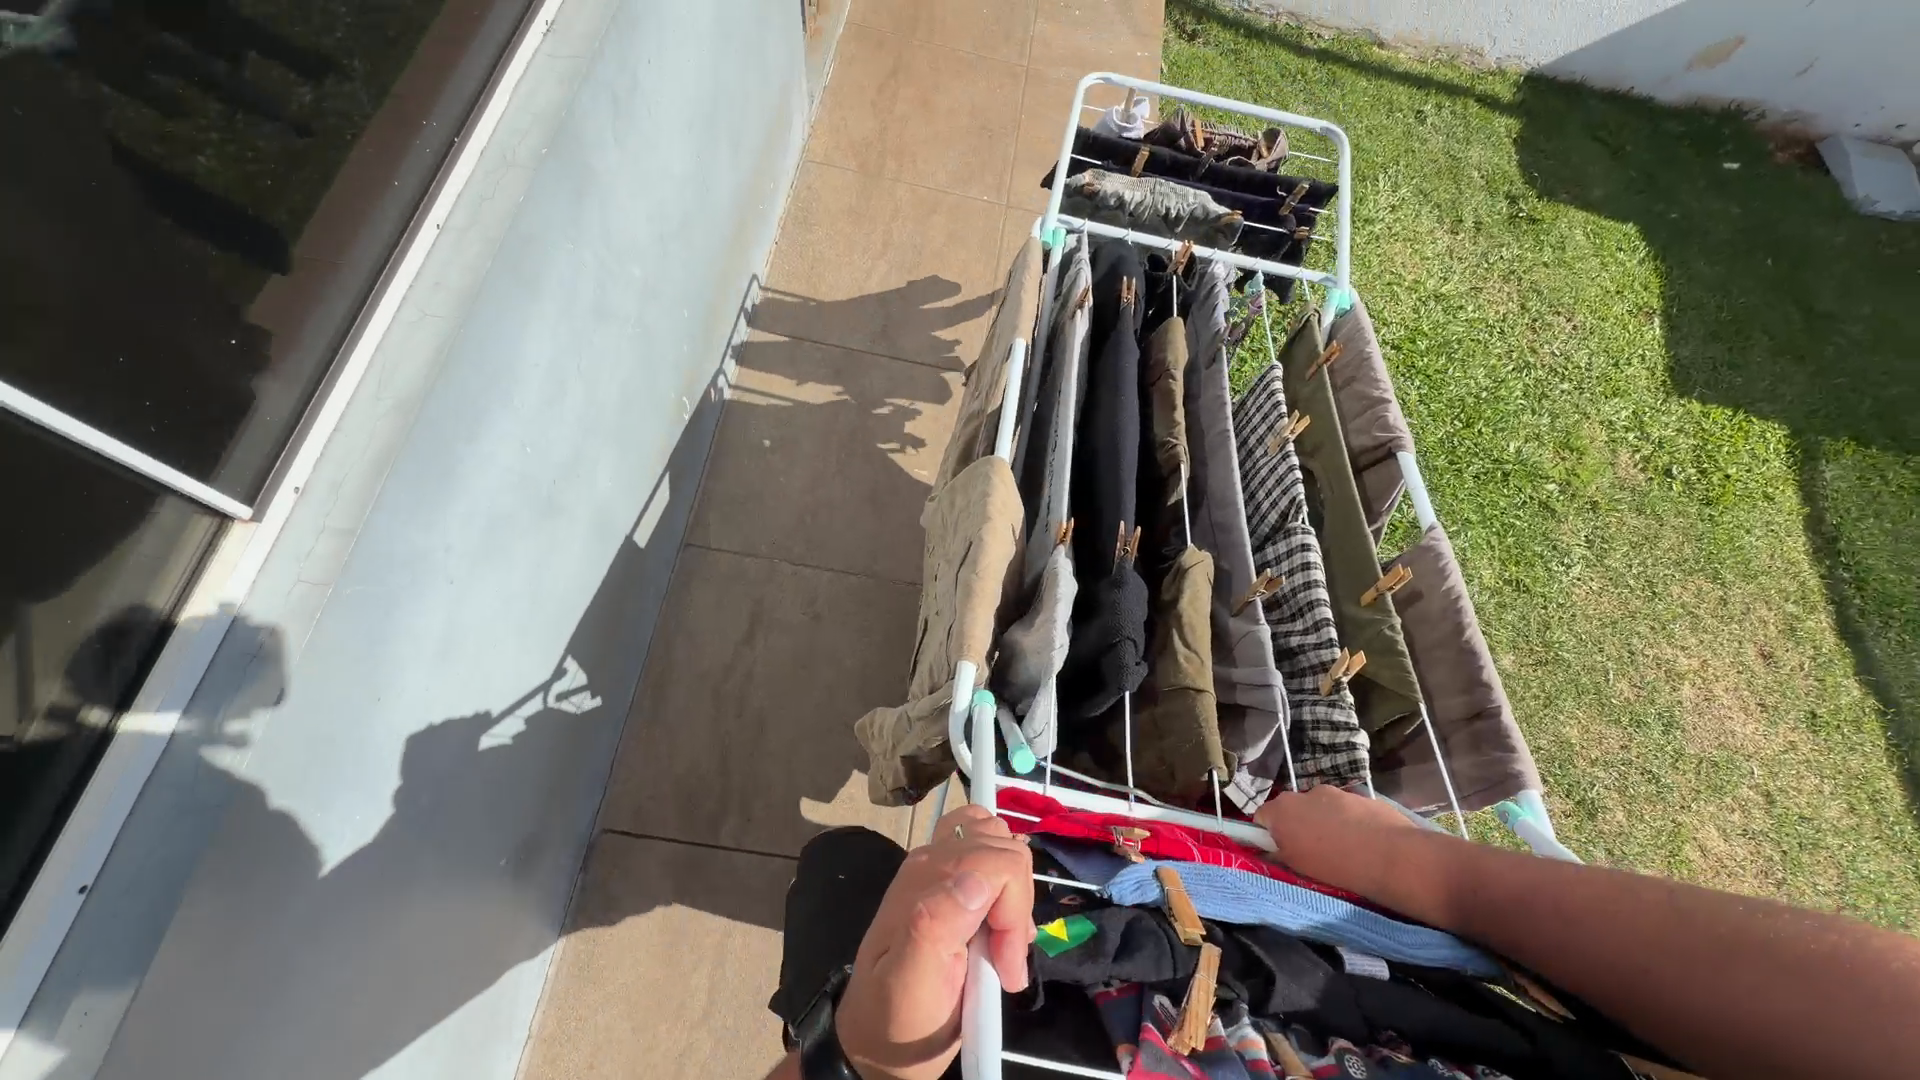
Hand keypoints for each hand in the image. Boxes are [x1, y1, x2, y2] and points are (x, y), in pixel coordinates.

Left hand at [834, 805, 1035, 1079]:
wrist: (881, 1036)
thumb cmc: (898, 1016)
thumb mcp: (911, 982)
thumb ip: (936, 926)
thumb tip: (974, 880)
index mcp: (926, 880)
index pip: (1000, 861)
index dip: (1014, 911)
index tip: (1004, 965)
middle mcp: (933, 860)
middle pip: (1004, 848)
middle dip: (1016, 904)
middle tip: (1003, 960)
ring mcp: (939, 865)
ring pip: (999, 843)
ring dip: (1013, 894)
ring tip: (1000, 946)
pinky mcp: (949, 877)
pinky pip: (991, 854)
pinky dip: (1006, 887)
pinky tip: (997, 930)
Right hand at [1253, 784, 1416, 892]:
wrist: (1392, 857)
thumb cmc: (1335, 865)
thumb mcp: (1297, 867)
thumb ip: (1277, 853)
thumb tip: (1267, 850)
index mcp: (1282, 809)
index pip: (1261, 816)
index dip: (1268, 833)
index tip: (1281, 850)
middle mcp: (1305, 793)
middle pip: (1293, 809)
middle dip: (1299, 826)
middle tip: (1313, 851)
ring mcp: (1336, 792)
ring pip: (1322, 807)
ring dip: (1326, 823)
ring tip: (1344, 848)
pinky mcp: (1362, 797)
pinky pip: (1348, 810)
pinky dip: (1351, 822)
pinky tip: (1365, 842)